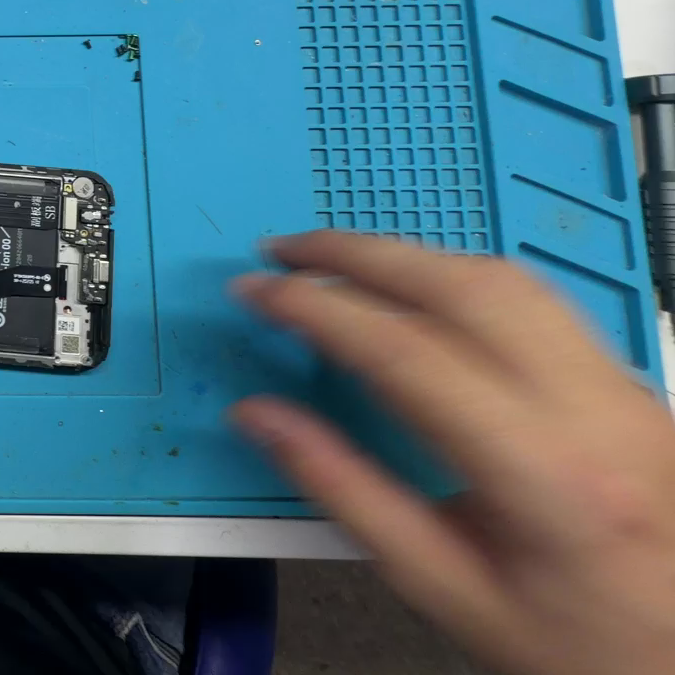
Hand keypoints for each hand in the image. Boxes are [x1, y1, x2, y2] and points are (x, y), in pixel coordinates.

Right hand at [231, 231, 674, 674]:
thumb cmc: (575, 638)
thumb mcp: (440, 585)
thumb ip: (340, 490)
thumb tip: (256, 415)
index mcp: (542, 473)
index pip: (402, 351)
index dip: (312, 308)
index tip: (253, 292)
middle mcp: (597, 414)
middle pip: (462, 289)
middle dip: (354, 253)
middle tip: (283, 251)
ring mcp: (626, 393)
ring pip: (505, 280)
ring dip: (403, 253)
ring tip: (333, 256)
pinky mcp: (632, 386)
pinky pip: (534, 299)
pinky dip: (450, 272)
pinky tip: (408, 284)